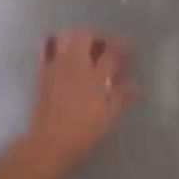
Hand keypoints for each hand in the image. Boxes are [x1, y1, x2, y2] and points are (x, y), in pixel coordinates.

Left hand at [22, 30, 133, 173]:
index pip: (111, 53)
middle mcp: (75, 64)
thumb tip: (136, 87)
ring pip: (65, 36)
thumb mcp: (109, 117)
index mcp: (95, 76)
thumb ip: (122, 97)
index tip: (129, 47)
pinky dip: (52, 42)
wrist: (50, 142)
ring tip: (85, 47)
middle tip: (105, 47)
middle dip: (98, 36)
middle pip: (85, 35)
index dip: (122, 47)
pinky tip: (60, 49)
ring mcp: (57, 65)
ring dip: (77, 36)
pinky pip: (45, 47)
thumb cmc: (84, 132)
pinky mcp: (42, 71)